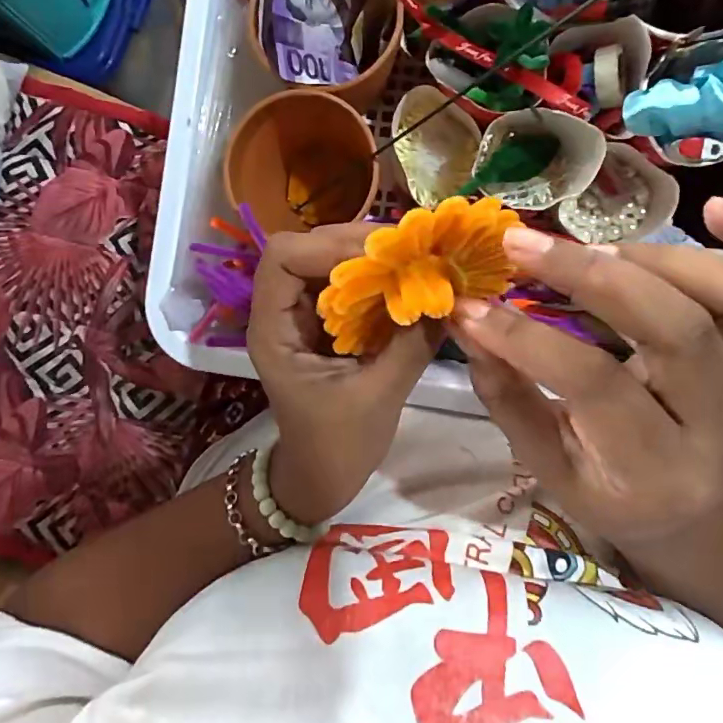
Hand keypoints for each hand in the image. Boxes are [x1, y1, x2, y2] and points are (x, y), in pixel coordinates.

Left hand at [248, 224, 440, 524]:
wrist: (321, 478)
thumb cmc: (337, 447)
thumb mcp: (378, 397)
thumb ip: (412, 344)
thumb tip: (448, 296)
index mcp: (274, 329)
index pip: (283, 257)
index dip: (328, 246)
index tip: (382, 255)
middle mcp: (283, 311)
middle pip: (309, 249)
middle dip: (360, 244)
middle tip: (411, 252)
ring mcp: (305, 315)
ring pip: (331, 262)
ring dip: (373, 257)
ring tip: (416, 260)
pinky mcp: (327, 323)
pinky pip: (350, 284)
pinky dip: (380, 277)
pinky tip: (411, 282)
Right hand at [449, 198, 722, 549]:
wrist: (682, 516)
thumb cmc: (607, 496)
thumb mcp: (546, 464)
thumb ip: (508, 394)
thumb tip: (468, 319)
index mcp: (657, 469)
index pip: (595, 384)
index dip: (528, 337)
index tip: (472, 305)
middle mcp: (718, 424)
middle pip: (676, 328)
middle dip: (591, 276)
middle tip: (524, 245)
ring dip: (655, 258)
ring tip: (592, 252)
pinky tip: (713, 209)